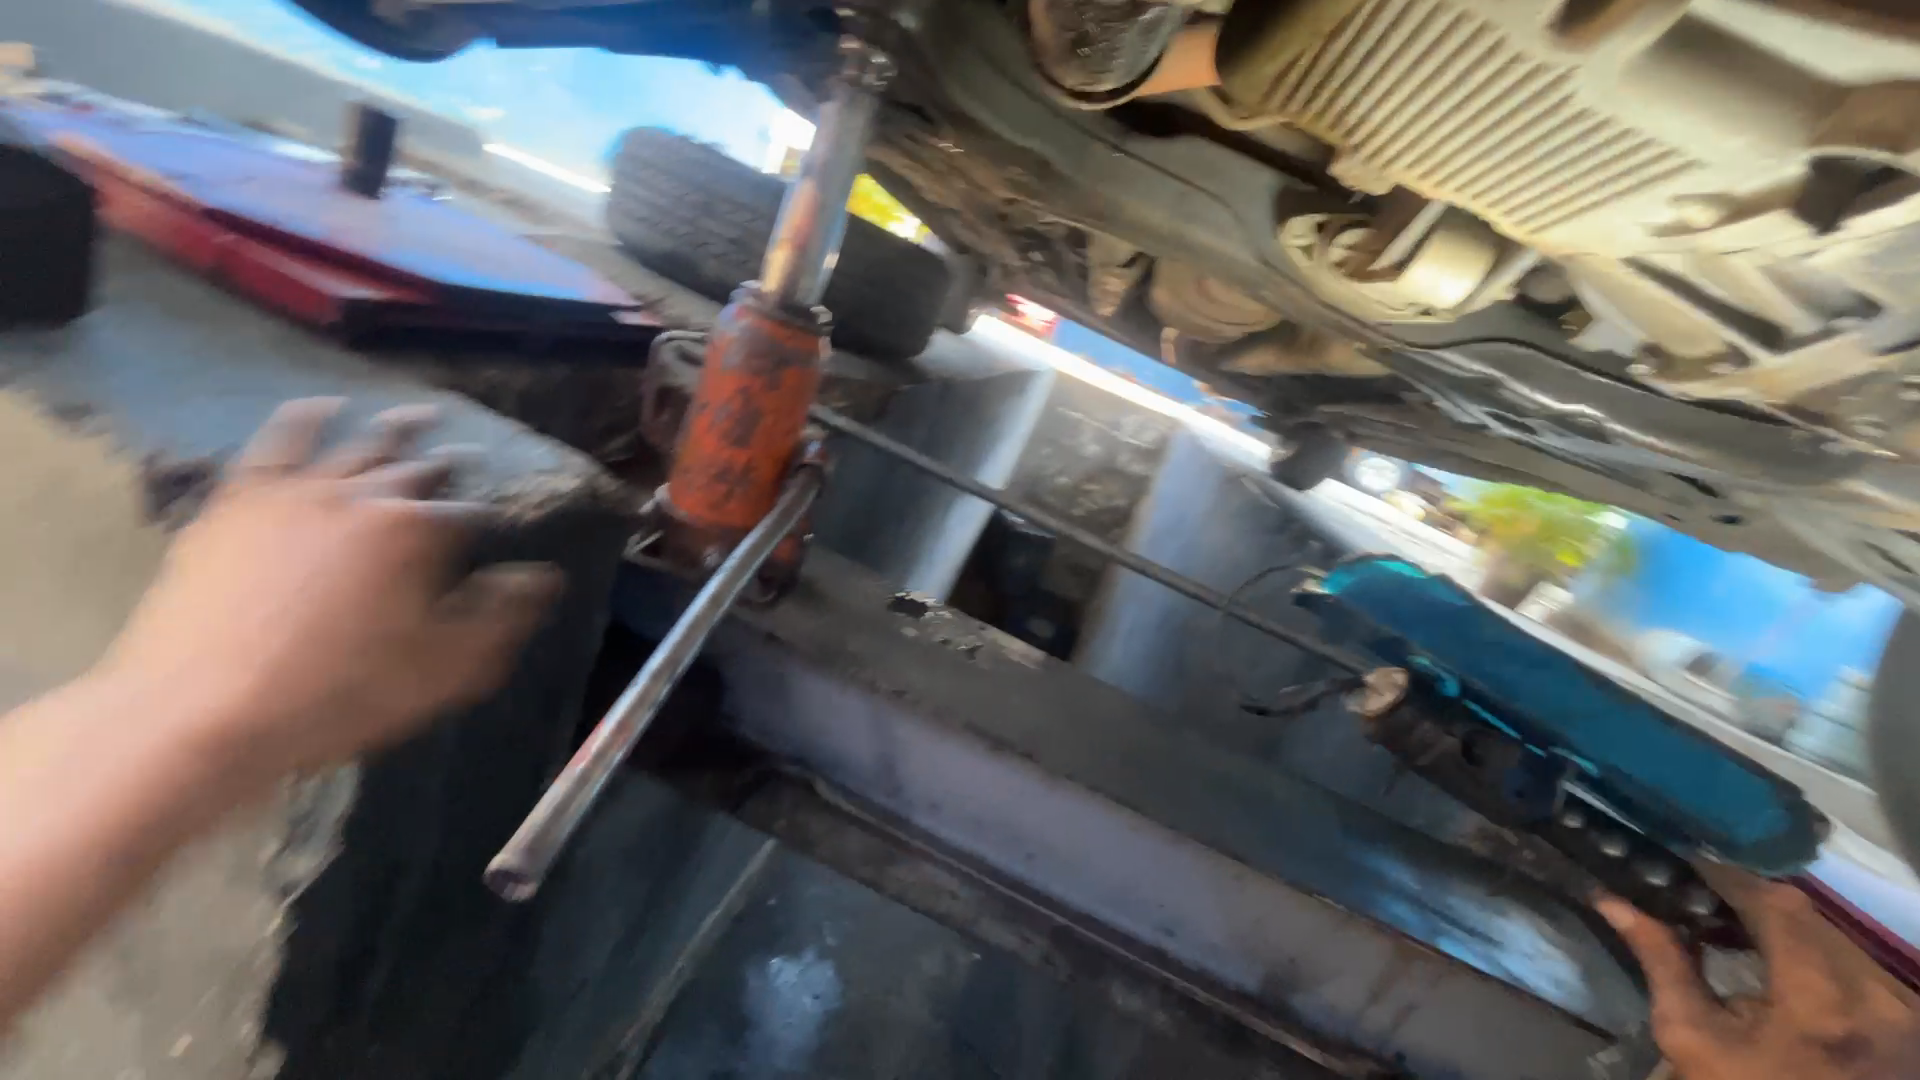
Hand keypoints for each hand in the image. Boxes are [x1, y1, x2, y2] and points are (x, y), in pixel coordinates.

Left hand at [92, 398, 563, 790]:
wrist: (205, 711)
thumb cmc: (343, 690)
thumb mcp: (447, 666)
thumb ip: (502, 615)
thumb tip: (544, 576)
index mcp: (420, 534)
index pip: (471, 513)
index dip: (493, 517)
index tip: (502, 522)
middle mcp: (365, 498)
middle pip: (421, 468)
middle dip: (454, 461)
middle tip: (473, 453)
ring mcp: (298, 494)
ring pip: (358, 443)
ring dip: (396, 426)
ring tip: (421, 412)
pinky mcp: (239, 502)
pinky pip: (277, 445)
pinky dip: (305, 420)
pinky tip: (322, 408)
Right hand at [1596, 867, 1919, 1079]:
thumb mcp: (1691, 1033)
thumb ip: (1661, 961)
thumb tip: (1612, 901)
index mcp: (1821, 1000)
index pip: (1776, 906)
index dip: (1727, 875)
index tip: (1679, 861)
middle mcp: (1876, 995)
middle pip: (1803, 913)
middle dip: (1743, 895)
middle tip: (1691, 893)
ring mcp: (1903, 1007)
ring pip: (1827, 929)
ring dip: (1772, 917)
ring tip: (1722, 921)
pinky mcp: (1907, 1015)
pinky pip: (1849, 955)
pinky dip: (1803, 942)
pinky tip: (1767, 950)